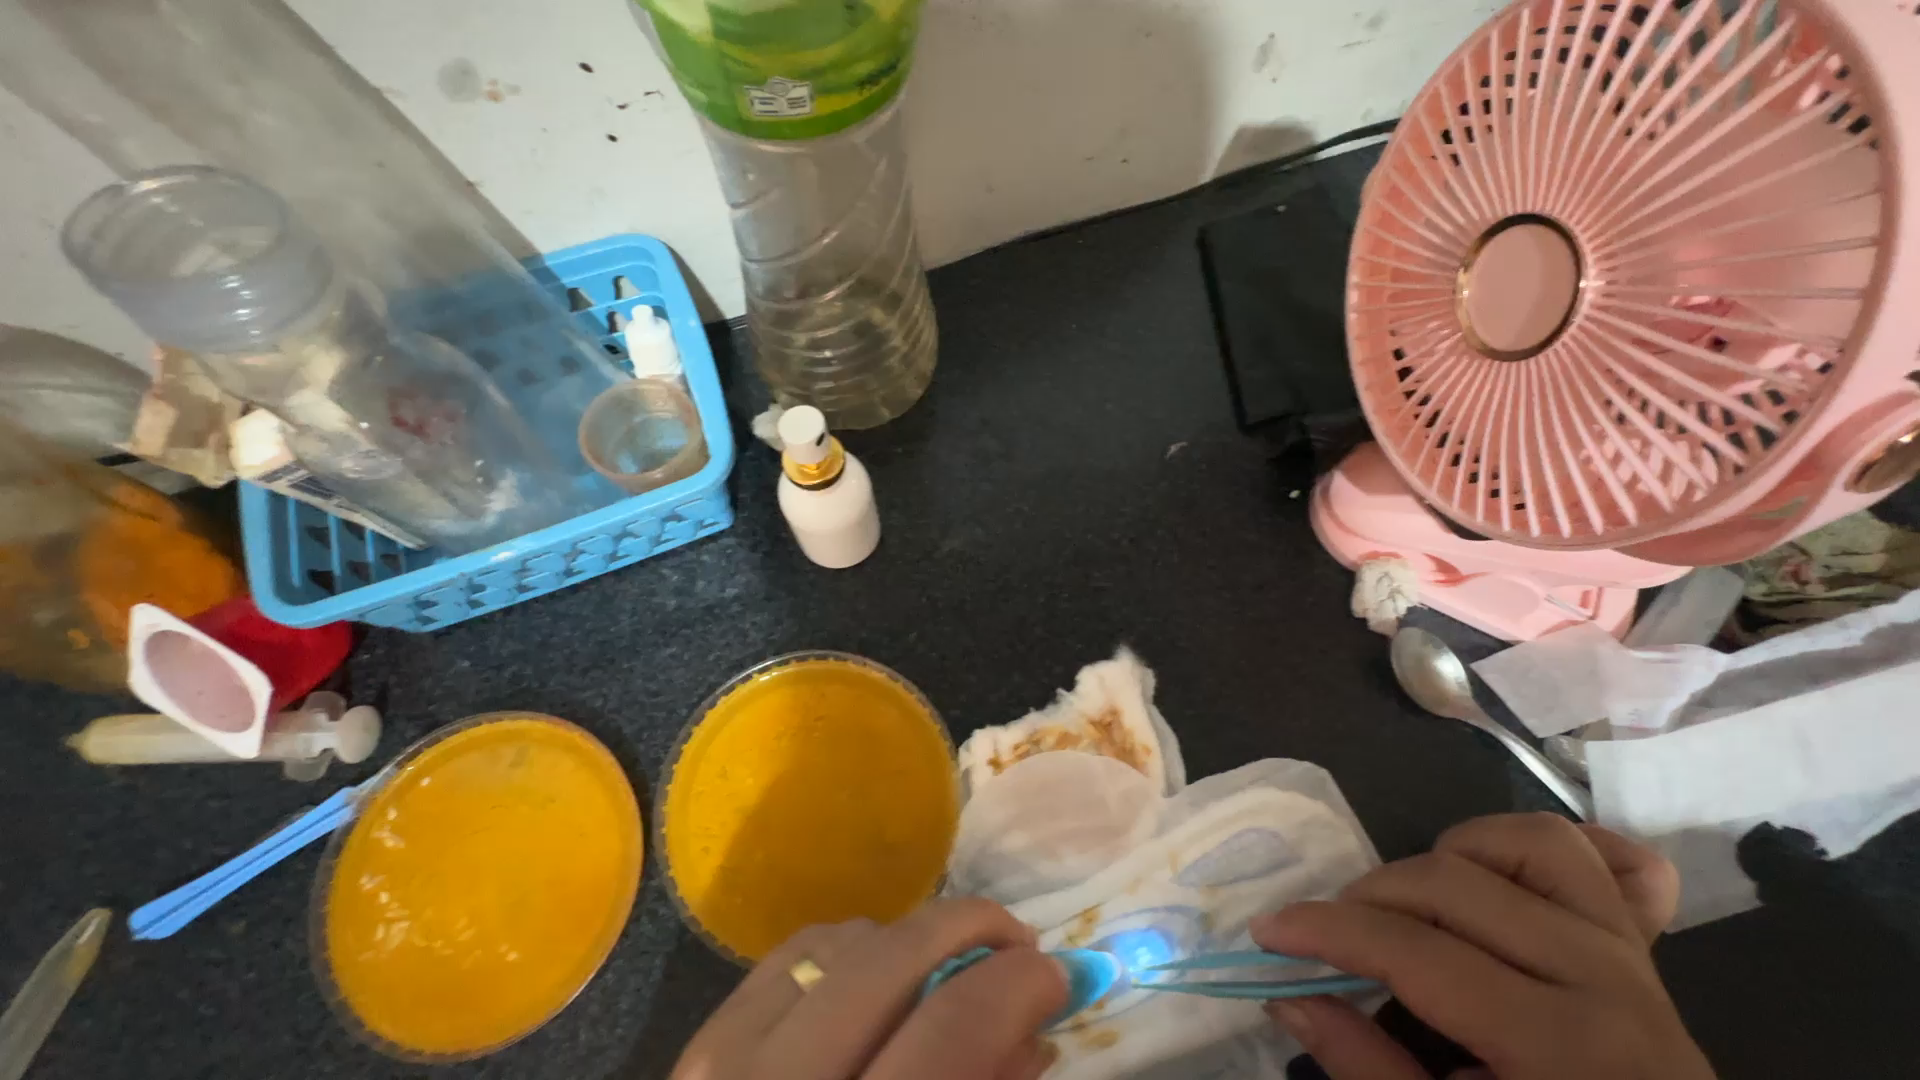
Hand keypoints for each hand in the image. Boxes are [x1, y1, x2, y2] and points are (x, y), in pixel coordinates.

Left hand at [671, 897, 1066, 1079]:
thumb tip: (1031, 1020)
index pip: (951, 1028)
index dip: (1017, 984)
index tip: (1054, 972)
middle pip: (893, 959)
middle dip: (971, 928)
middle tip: (1014, 943)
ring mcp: (723, 1061)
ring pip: (843, 942)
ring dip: (912, 939)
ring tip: (947, 965)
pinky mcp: (700, 1042)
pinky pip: (793, 951)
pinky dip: (850, 948)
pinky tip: (878, 973)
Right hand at [1252, 813, 1713, 1079]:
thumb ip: (1368, 1069)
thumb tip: (1287, 997)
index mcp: (1566, 1045)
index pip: (1417, 951)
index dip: (1326, 931)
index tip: (1266, 930)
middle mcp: (1607, 978)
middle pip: (1453, 884)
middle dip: (1367, 899)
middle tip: (1329, 938)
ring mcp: (1633, 952)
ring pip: (1531, 841)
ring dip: (1451, 856)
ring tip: (1413, 905)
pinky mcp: (1642, 945)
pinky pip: (1600, 858)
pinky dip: (1536, 852)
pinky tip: (1495, 878)